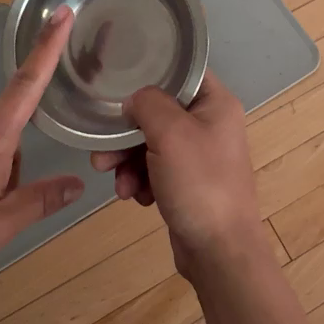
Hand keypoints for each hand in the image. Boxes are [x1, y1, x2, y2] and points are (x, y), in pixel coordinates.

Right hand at [90, 77, 263, 277]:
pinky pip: (155, 170)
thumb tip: (134, 101)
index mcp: (216, 103)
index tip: (117, 86)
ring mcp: (199, 155)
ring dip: (129, 163)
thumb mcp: (170, 133)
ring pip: (151, 144)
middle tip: (104, 154)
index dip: (150, 76)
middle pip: (159, 113)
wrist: (219, 251)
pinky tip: (136, 198)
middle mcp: (210, 124)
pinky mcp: (188, 183)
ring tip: (121, 186)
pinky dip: (141, 181)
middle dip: (127, 135)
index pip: (180, 73)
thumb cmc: (199, 183)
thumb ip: (148, 104)